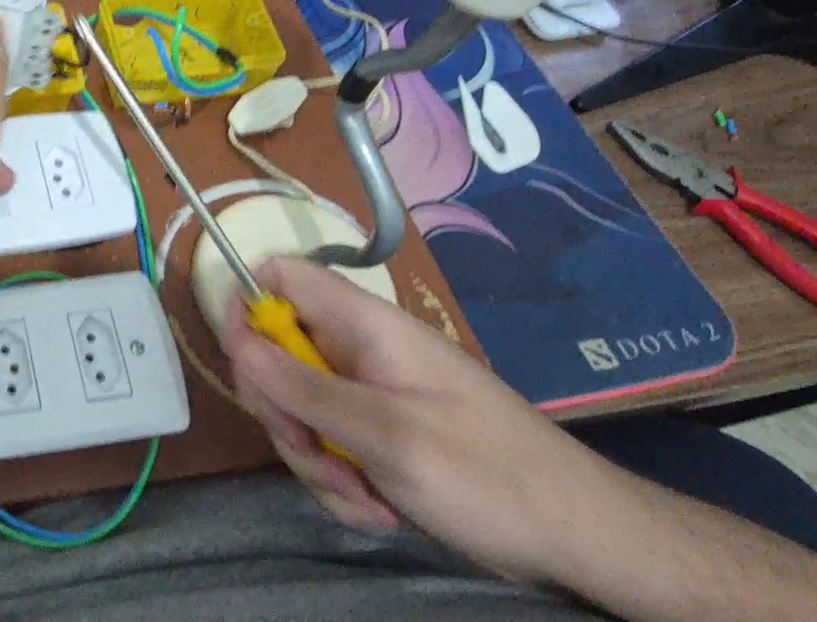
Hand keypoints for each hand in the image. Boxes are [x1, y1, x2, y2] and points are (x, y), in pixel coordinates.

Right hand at [224, 257, 625, 582]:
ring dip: (315, 460)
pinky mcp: (376, 435)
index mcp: (365, 326)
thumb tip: (235, 339)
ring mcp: (368, 394)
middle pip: (277, 355)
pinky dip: (340, 482)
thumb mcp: (386, 435)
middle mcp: (359, 352)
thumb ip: (304, 388)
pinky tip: (378, 508)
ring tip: (363, 497)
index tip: (247, 365)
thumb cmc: (488, 475)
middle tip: (314, 450)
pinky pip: (327, 446)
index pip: (282, 276)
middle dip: (282, 412)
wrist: (582, 539)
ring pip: (297, 410)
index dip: (248, 306)